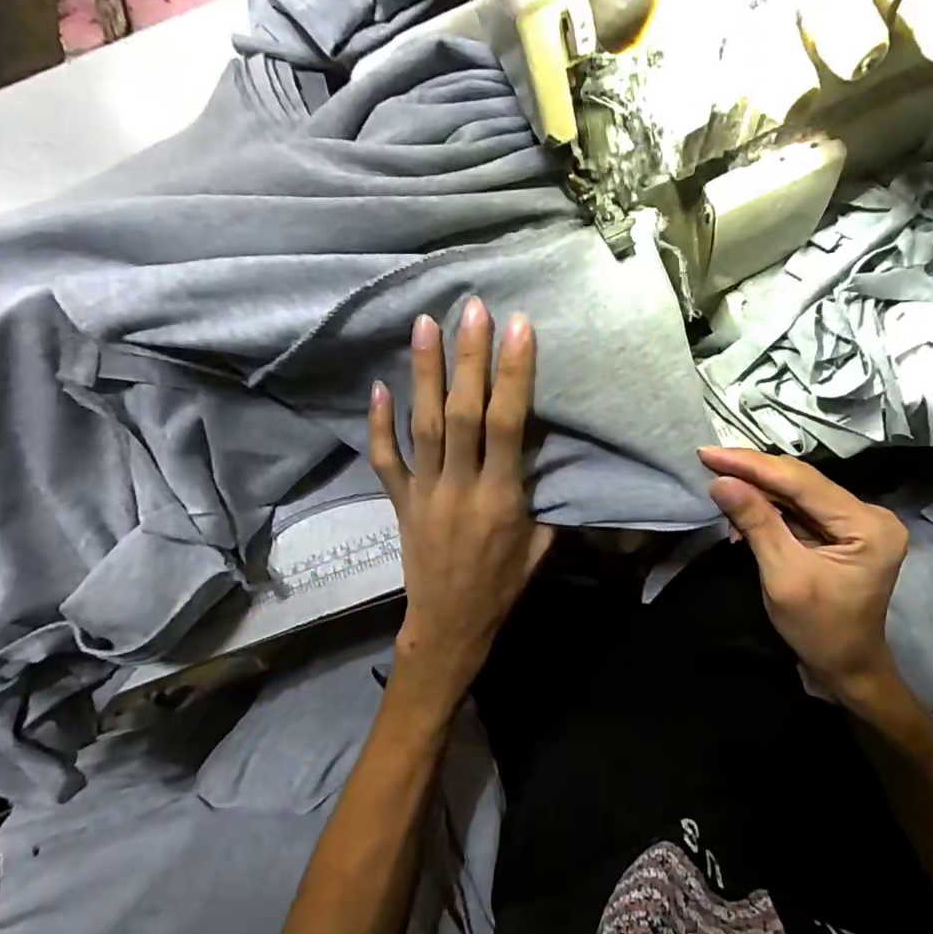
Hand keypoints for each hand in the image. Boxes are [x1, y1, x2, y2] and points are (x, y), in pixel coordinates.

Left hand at [369, 299, 554, 723]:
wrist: (448, 625)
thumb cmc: (502, 586)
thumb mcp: (540, 546)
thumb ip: (547, 500)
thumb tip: (554, 456)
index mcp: (501, 497)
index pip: (509, 425)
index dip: (514, 375)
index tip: (519, 328)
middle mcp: (460, 487)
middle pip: (462, 413)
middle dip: (470, 358)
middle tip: (472, 308)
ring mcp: (423, 492)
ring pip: (422, 425)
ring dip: (424, 372)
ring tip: (426, 323)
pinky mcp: (399, 502)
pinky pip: (385, 458)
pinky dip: (379, 423)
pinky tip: (378, 386)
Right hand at [697, 446, 909, 703]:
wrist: (847, 667)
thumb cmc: (819, 630)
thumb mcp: (783, 576)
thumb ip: (756, 523)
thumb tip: (721, 481)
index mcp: (868, 525)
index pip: (802, 482)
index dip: (753, 465)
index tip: (710, 453)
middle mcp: (870, 513)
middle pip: (801, 482)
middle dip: (753, 472)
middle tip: (708, 460)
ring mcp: (858, 520)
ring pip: (798, 492)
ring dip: (758, 488)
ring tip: (718, 479)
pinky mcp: (843, 529)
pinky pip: (800, 508)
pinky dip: (769, 506)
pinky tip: (742, 505)